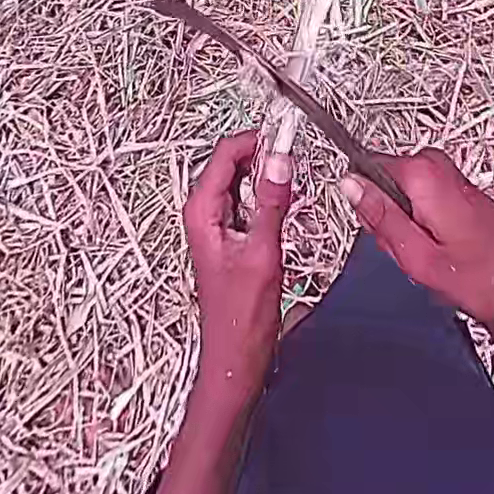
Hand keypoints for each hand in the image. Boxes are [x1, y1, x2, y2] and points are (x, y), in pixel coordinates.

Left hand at [183, 129, 293, 391]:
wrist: (237, 357)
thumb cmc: (241, 317)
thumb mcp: (263, 252)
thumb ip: (272, 202)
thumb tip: (280, 162)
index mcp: (202, 210)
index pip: (226, 153)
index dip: (256, 141)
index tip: (284, 137)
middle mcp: (203, 212)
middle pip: (232, 163)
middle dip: (263, 159)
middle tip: (292, 162)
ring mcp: (215, 223)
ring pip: (241, 181)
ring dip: (266, 178)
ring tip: (290, 186)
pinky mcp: (229, 234)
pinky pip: (246, 200)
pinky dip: (265, 197)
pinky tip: (283, 206)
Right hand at [340, 148, 493, 364]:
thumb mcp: (421, 259)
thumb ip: (379, 217)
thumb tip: (348, 184)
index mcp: (423, 174)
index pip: (364, 172)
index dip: (369, 210)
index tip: (384, 234)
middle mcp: (436, 165)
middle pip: (383, 186)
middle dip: (389, 223)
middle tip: (413, 255)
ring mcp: (449, 177)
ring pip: (400, 199)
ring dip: (407, 231)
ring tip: (434, 259)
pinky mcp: (457, 192)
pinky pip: (419, 205)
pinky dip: (424, 233)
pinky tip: (445, 257)